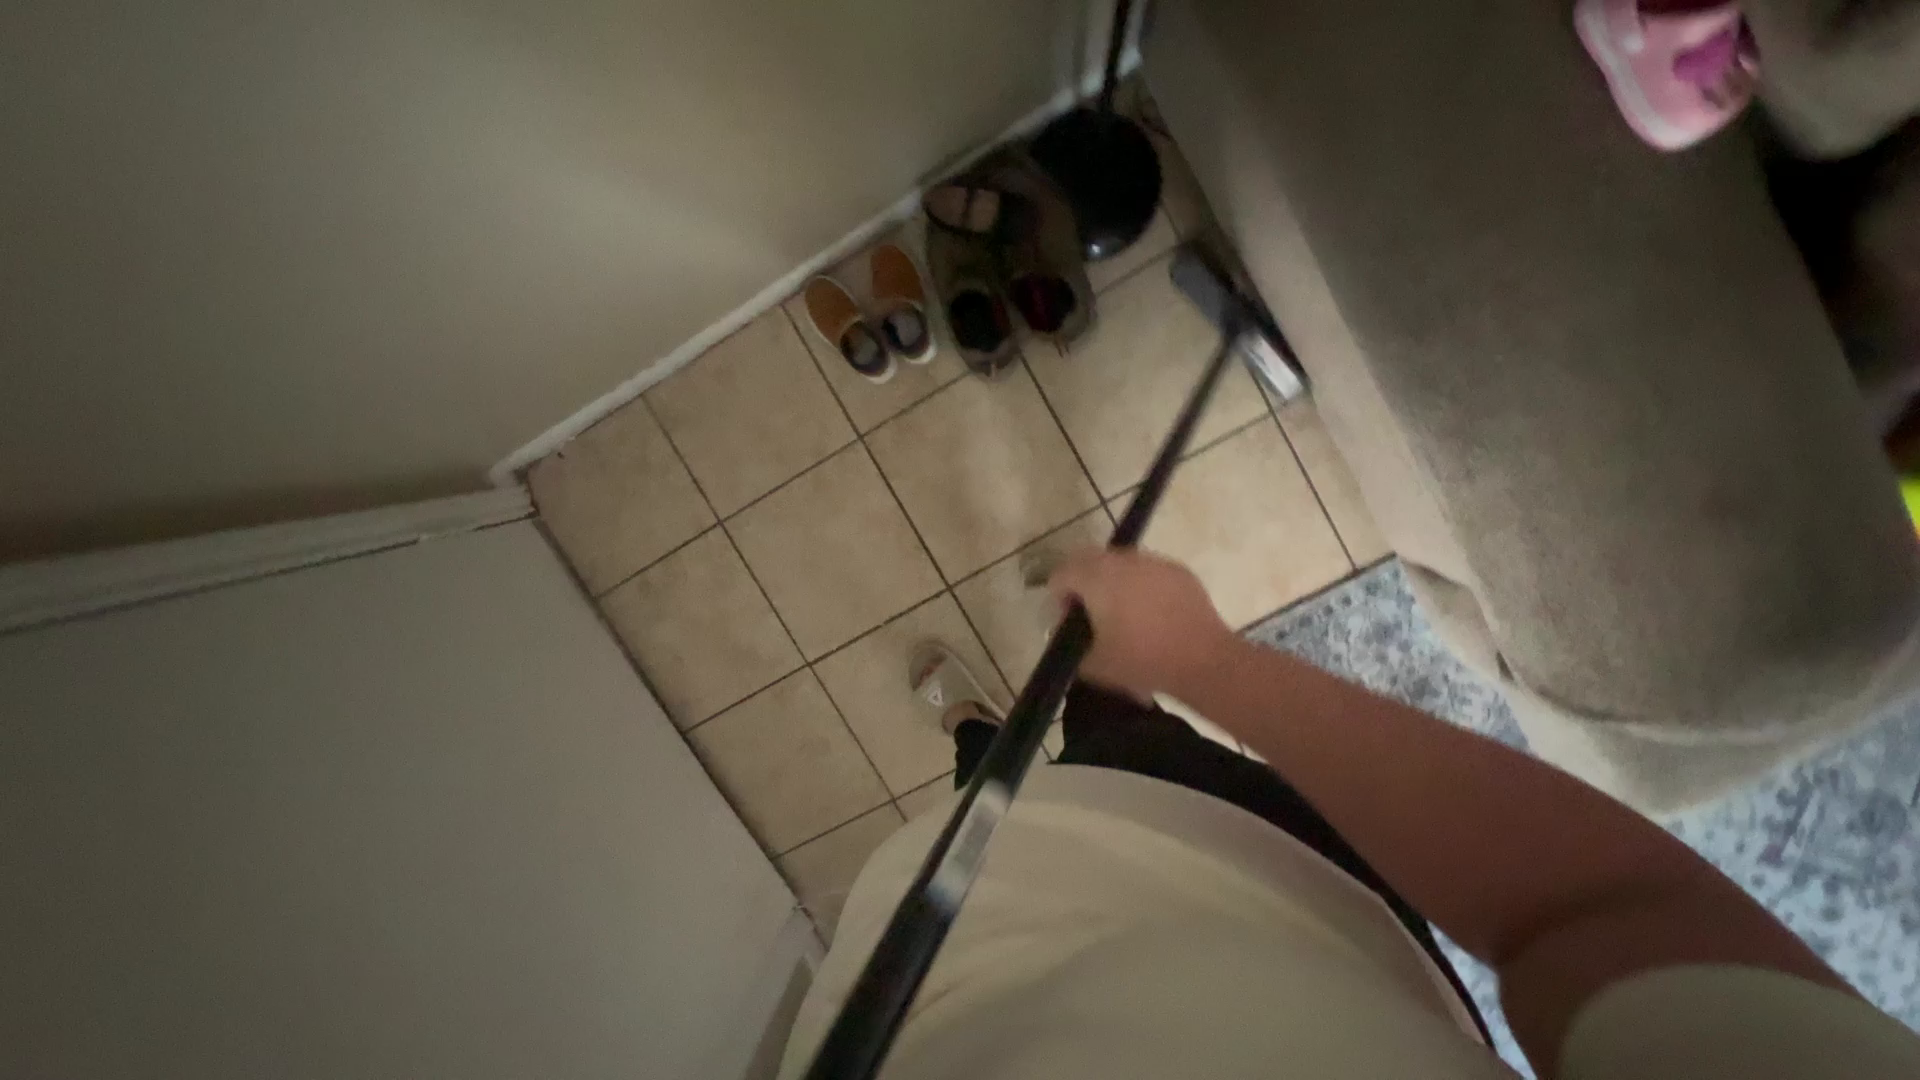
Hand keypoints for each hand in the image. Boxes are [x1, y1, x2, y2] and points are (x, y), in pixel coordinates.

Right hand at [1046, 547, 1235, 700]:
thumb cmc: (1142, 660)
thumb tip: (1070, 637)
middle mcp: (1123, 560)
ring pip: (1121, 563)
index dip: (1059, 598)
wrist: (1203, 661)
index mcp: (1097, 578)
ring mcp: (1154, 562)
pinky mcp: (1179, 571)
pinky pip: (1149, 572)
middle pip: (1089, 561)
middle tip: (1092, 615)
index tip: (1070, 622)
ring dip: (1114, 582)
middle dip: (1084, 585)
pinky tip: (1153, 614)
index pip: (1062, 574)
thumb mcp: (1094, 665)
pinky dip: (1142, 586)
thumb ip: (1071, 646)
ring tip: (1124, 614)